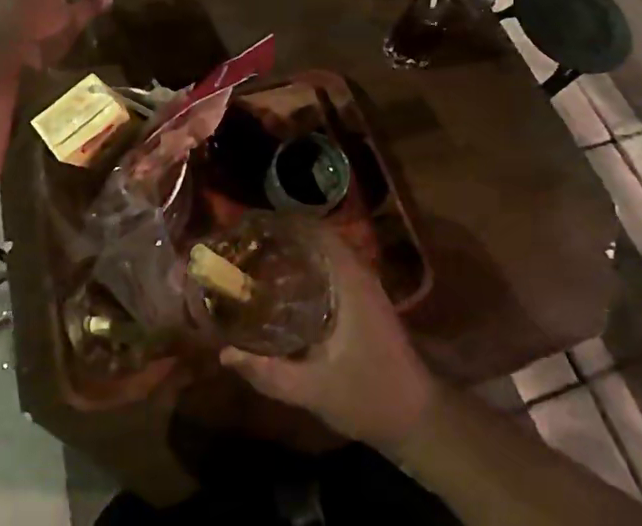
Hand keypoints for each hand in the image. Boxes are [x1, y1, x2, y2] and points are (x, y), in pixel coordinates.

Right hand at [221, 227, 437, 451]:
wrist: (416, 416)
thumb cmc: (368, 397)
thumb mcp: (312, 389)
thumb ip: (268, 372)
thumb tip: (225, 352)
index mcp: (351, 283)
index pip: (319, 232)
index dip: (288, 223)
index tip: (255, 226)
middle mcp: (361, 276)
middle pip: (321, 239)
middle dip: (287, 237)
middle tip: (249, 244)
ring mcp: (367, 288)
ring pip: (329, 254)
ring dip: (299, 252)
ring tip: (261, 258)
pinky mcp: (367, 302)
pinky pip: (335, 270)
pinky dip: (311, 268)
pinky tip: (286, 287)